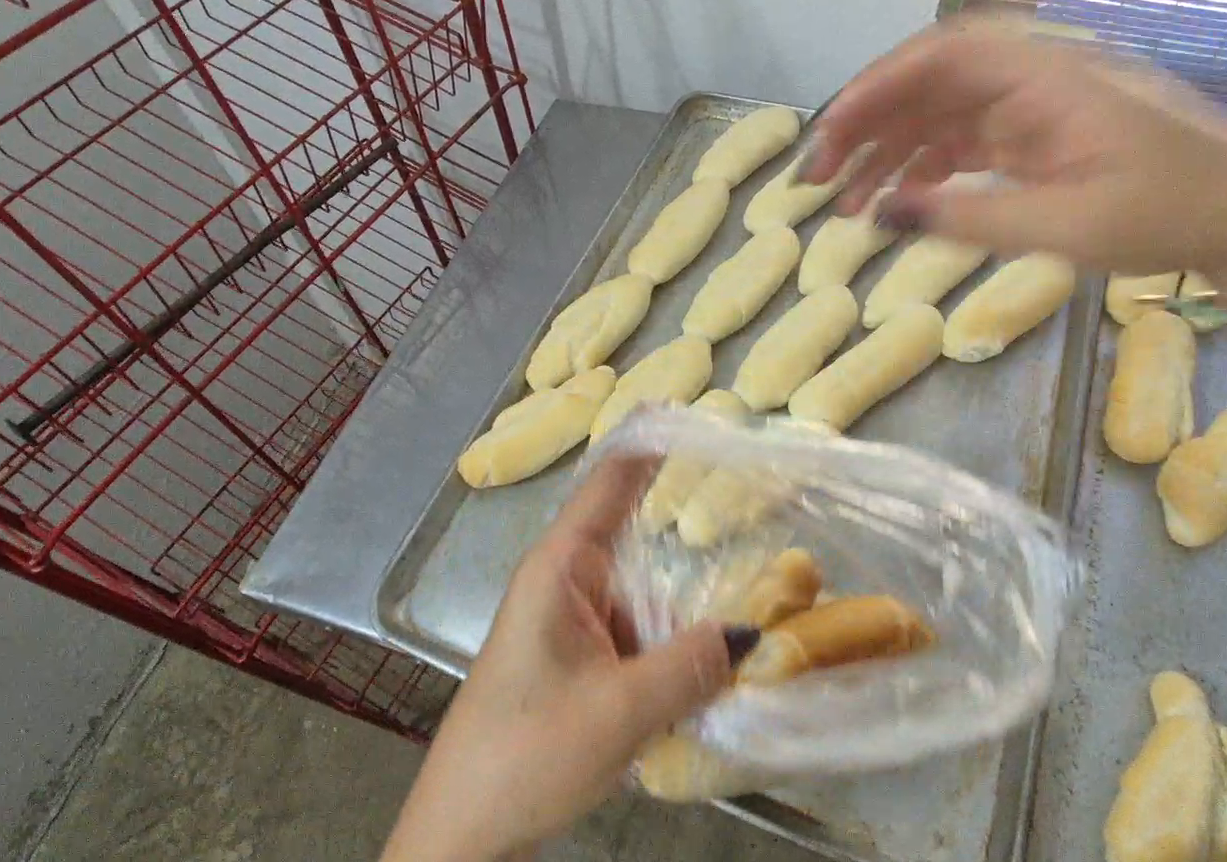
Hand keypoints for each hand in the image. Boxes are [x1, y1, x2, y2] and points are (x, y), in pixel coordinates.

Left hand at [381, 455, 736, 861]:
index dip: (650, 440)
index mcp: (560, 568)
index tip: (692, 407)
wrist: (464, 832)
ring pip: (644, 586)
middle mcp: (565, 581)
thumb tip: (752, 630)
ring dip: (689, 588)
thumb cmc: (524, 754)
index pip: (610, 481)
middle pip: (634, 529)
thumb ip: (689, 666)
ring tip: (761, 572)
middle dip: (688, 512)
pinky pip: (638, 628)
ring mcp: (573, 621)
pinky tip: (718, 645)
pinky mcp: (580, 659)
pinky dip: (675, 632)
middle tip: (755, 489)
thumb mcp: (618, 711)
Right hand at [805, 17, 1226, 303]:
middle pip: (925, 83)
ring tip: (844, 203)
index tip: (831, 130)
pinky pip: (956, 142)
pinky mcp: (1030, 137)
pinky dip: (919, 169)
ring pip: (934, 114)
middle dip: (864, 124)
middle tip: (816, 175)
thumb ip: (966, 217)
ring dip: (884, 152)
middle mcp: (1029, 79)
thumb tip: (882, 213)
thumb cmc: (1166, 214)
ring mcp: (1028, 108)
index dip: (877, 85)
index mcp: (1045, 78)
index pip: (943, 55)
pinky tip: (895, 202)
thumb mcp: (1063, 226)